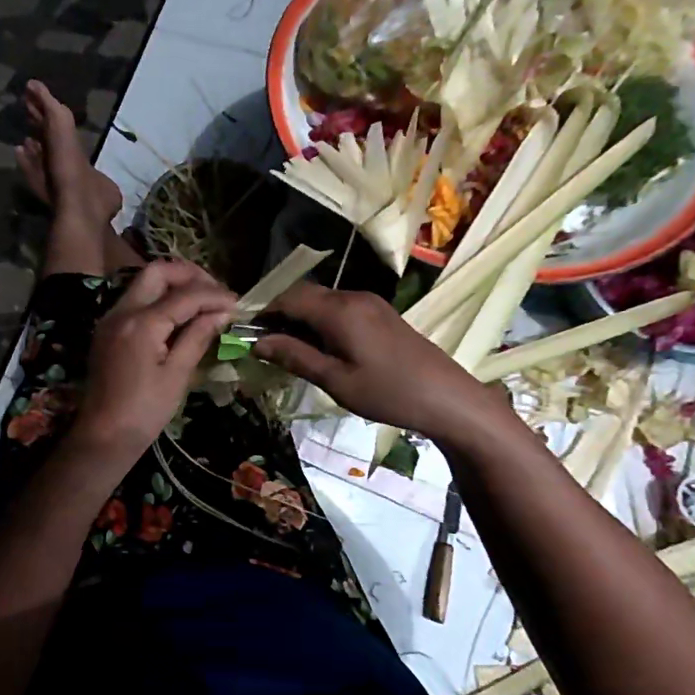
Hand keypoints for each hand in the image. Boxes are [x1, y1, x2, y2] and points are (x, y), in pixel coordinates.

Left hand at [69, 261, 234, 457]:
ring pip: (144, 283)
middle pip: (157, 272)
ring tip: (203, 303)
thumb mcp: (177, 375)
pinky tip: (180, 317)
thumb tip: (222, 312)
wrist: (103, 436)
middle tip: (216, 294)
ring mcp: (110, 319)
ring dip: (174, 285)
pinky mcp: (108, 329)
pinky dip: (159, 300)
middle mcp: (121, 311)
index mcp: (141, 323)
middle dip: (190, 276)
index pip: (185, 295)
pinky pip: (136, 301)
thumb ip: (198, 336)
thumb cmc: (144, 411)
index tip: (239, 304)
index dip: (215, 295)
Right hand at [252, 282, 509, 443]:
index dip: (263, 312)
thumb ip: (294, 356)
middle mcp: (353, 297)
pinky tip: (319, 348)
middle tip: (264, 345)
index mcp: (339, 310)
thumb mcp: (335, 380)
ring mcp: (370, 303)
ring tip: (289, 350)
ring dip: (300, 319)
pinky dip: (319, 322)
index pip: (288, 298)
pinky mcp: (380, 313)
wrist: (448, 398)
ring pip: (321, 301)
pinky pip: (339, 308)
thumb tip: (257, 342)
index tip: (246, 334)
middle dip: (279, 315)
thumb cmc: (388, 392)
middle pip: (304, 295)